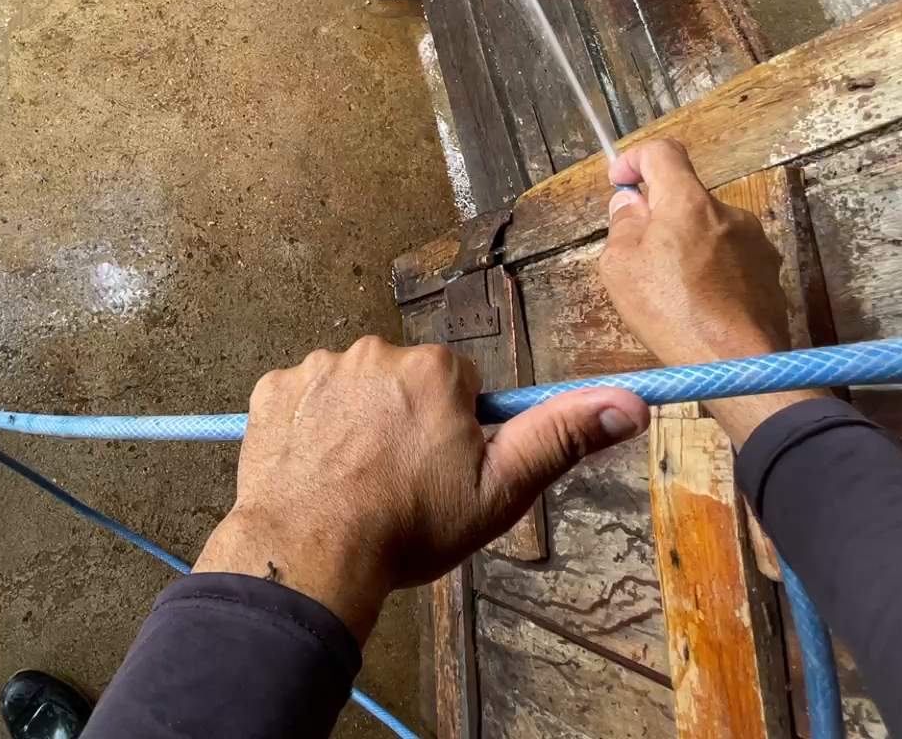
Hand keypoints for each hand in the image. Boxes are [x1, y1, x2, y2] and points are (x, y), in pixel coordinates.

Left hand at [193, 336, 647, 640]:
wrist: (312, 550)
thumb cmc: (409, 526)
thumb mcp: (499, 490)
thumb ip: (559, 437)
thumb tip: (629, 400)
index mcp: (431, 369)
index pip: (455, 381)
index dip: (452, 424)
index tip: (438, 461)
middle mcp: (371, 352)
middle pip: (399, 377)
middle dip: (402, 414)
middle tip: (394, 472)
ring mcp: (315, 367)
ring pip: (349, 385)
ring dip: (353, 416)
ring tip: (351, 473)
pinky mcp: (272, 387)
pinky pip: (301, 396)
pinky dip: (308, 421)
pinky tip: (313, 462)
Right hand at [599, 139, 822, 443]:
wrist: (735, 362)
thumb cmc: (669, 310)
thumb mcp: (620, 265)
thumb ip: (623, 225)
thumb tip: (631, 203)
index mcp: (688, 203)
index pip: (663, 152)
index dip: (635, 159)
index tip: (621, 181)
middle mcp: (728, 213)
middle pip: (684, 196)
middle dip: (657, 214)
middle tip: (634, 251)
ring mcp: (754, 242)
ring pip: (706, 227)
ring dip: (682, 242)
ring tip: (664, 284)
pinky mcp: (768, 271)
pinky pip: (727, 254)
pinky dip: (706, 266)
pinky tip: (693, 300)